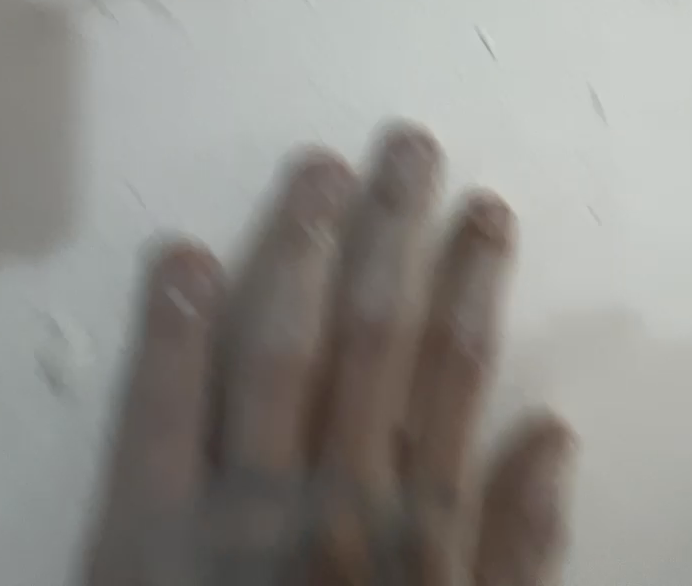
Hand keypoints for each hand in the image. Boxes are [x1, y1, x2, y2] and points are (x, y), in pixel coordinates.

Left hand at [84, 125, 573, 585]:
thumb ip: (520, 547)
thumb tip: (552, 429)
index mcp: (413, 522)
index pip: (455, 365)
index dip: (473, 278)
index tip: (484, 206)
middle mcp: (335, 493)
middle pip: (373, 332)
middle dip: (394, 231)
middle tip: (406, 146)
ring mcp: (236, 511)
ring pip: (281, 351)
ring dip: (303, 251)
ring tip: (321, 169)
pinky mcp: (139, 540)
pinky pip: (157, 427)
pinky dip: (169, 340)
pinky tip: (180, 257)